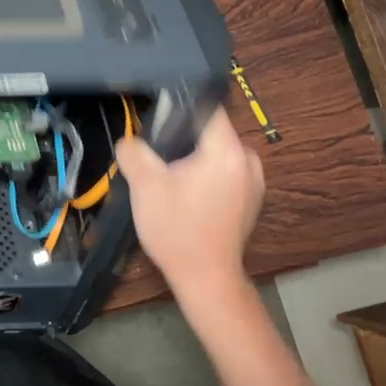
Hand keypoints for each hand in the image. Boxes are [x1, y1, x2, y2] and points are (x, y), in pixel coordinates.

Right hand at [115, 111, 264, 299]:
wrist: (205, 277)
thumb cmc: (177, 229)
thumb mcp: (145, 185)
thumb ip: (134, 151)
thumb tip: (131, 140)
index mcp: (227, 152)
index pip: (207, 109)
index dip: (179, 108)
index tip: (157, 118)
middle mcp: (248, 161)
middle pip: (210, 132)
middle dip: (182, 140)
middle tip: (156, 157)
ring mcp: (254, 182)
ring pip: (215, 153)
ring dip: (193, 159)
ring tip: (168, 178)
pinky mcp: (251, 199)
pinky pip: (224, 172)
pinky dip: (205, 176)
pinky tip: (185, 195)